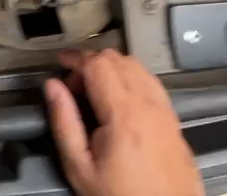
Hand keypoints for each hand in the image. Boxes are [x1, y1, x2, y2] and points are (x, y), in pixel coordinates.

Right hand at [44, 49, 200, 195]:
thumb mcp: (81, 169)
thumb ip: (64, 123)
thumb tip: (52, 86)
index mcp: (123, 113)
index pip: (96, 63)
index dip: (74, 57)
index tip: (60, 62)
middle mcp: (148, 103)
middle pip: (116, 59)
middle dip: (91, 62)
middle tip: (75, 87)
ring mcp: (165, 110)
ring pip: (136, 65)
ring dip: (112, 67)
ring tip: (97, 92)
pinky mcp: (175, 120)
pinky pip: (151, 81)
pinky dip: (132, 78)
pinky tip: (122, 100)